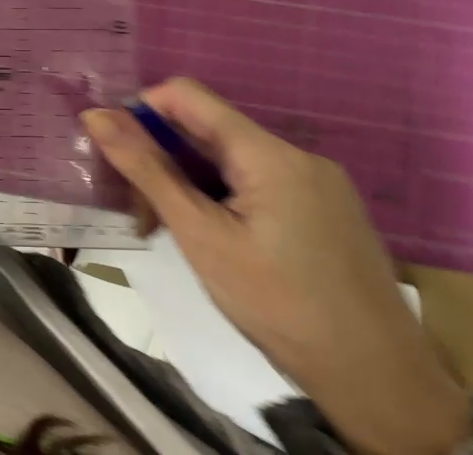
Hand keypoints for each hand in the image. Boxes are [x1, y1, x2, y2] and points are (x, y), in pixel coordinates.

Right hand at [83, 80, 472, 454]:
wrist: (377, 378)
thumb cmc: (277, 302)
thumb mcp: (198, 233)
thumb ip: (147, 169)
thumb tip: (95, 114)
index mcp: (269, 154)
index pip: (187, 95)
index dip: (142, 114)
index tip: (121, 159)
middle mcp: (298, 156)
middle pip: (207, 130)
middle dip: (161, 159)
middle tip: (140, 213)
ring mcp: (318, 185)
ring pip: (229, 160)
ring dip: (188, 184)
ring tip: (170, 232)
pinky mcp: (326, 211)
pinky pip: (258, 183)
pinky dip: (221, 199)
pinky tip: (213, 241)